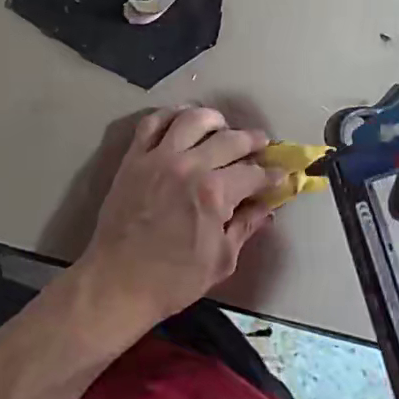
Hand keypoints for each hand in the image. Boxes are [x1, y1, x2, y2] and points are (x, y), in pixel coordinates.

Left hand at [74, 107, 282, 332]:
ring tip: (222, 128)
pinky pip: (152, 123)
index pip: (253, 173)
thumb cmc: (174, 279)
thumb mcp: (221, 260)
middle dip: (253, 140)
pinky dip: (170, 115)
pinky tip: (181, 121)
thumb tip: (266, 208)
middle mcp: (188, 166)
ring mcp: (157, 158)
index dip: (271, 174)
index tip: (280, 176)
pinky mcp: (133, 158)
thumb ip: (245, 226)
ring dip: (214, 120)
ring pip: (192, 118)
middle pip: (230, 139)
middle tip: (261, 145)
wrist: (118, 282)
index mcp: (214, 193)